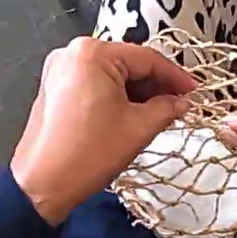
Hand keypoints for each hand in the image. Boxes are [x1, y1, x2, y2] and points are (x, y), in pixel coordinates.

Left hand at [11, 38, 196, 223]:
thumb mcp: (138, 128)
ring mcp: (60, 71)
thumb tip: (182, 102)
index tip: (194, 91)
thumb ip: (166, 109)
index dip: (175, 76)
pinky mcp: (54, 89)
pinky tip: (134, 114)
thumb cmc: (89, 153)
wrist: (42, 184)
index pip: (146, 58)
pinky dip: (116, 97)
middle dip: (155, 85)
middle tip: (180, 104)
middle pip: (127, 63)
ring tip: (160, 113)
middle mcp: (72, 53)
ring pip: (111, 75)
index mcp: (93, 54)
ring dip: (137, 92)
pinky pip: (95, 85)